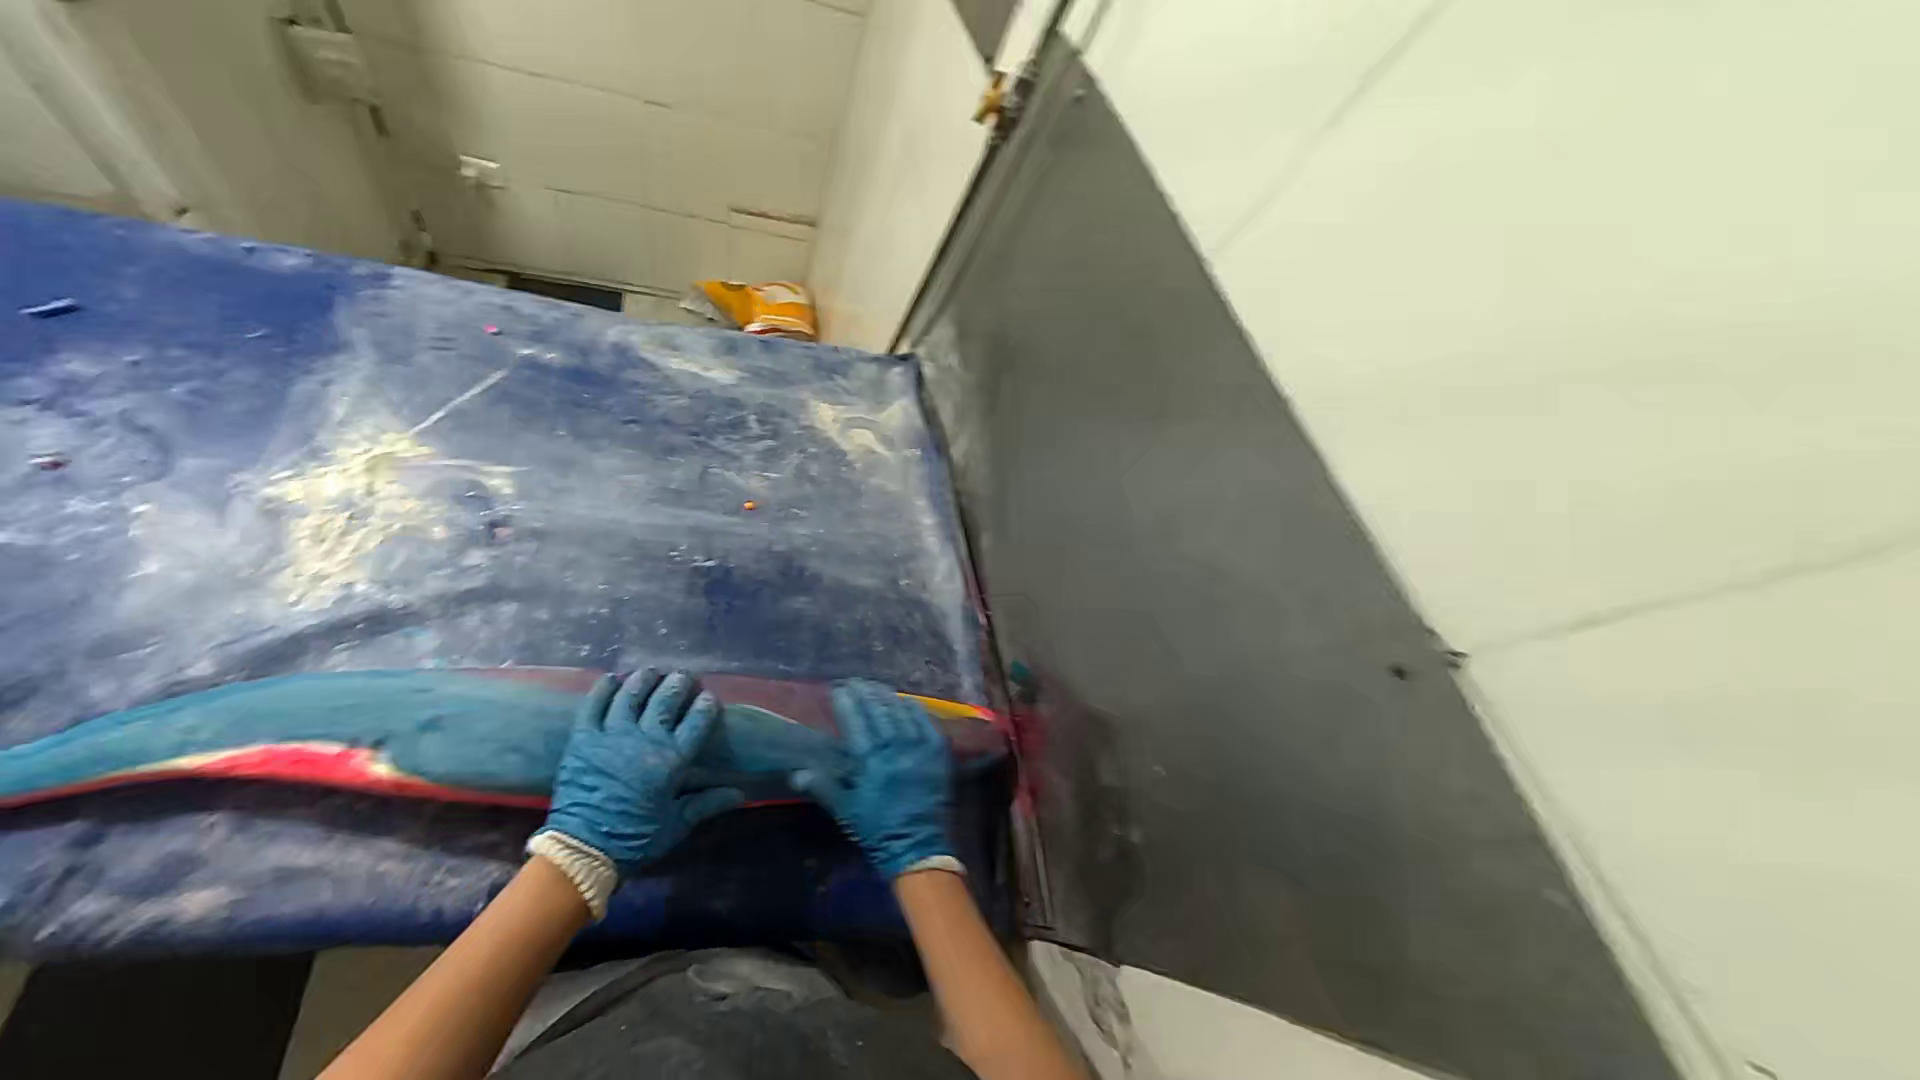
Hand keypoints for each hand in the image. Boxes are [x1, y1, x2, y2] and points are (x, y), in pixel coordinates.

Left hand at [536, 670, 743, 873]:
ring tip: (652, 671)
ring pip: (631, 697)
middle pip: (666, 701)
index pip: (697, 721)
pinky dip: (603, 690)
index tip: (709, 697)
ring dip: (644, 680)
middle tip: (684, 676)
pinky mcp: (583, 740)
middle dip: (678, 684)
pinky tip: (612, 679)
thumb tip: (740, 793)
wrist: (581, 852)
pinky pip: (593, 707)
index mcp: (672, 759)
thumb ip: (708, 803)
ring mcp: (612, 736)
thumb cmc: (635, 839)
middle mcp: (645, 740)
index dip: (705, 705)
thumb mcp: (677, 824)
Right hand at [793, 679, 955, 878]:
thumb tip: (797, 772)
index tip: (838, 689)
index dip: (846, 703)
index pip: (856, 723)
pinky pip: (926, 722)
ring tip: (875, 686)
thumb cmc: (877, 829)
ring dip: (887, 697)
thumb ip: (823, 785)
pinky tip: (905, 700)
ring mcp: (920, 748)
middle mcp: (896, 749)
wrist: (918, 847)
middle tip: (855, 682)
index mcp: (871, 763)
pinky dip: (914, 709)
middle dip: (865, 693)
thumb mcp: (846, 810)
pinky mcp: (938, 752)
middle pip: (878, 712)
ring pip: (901, 713)